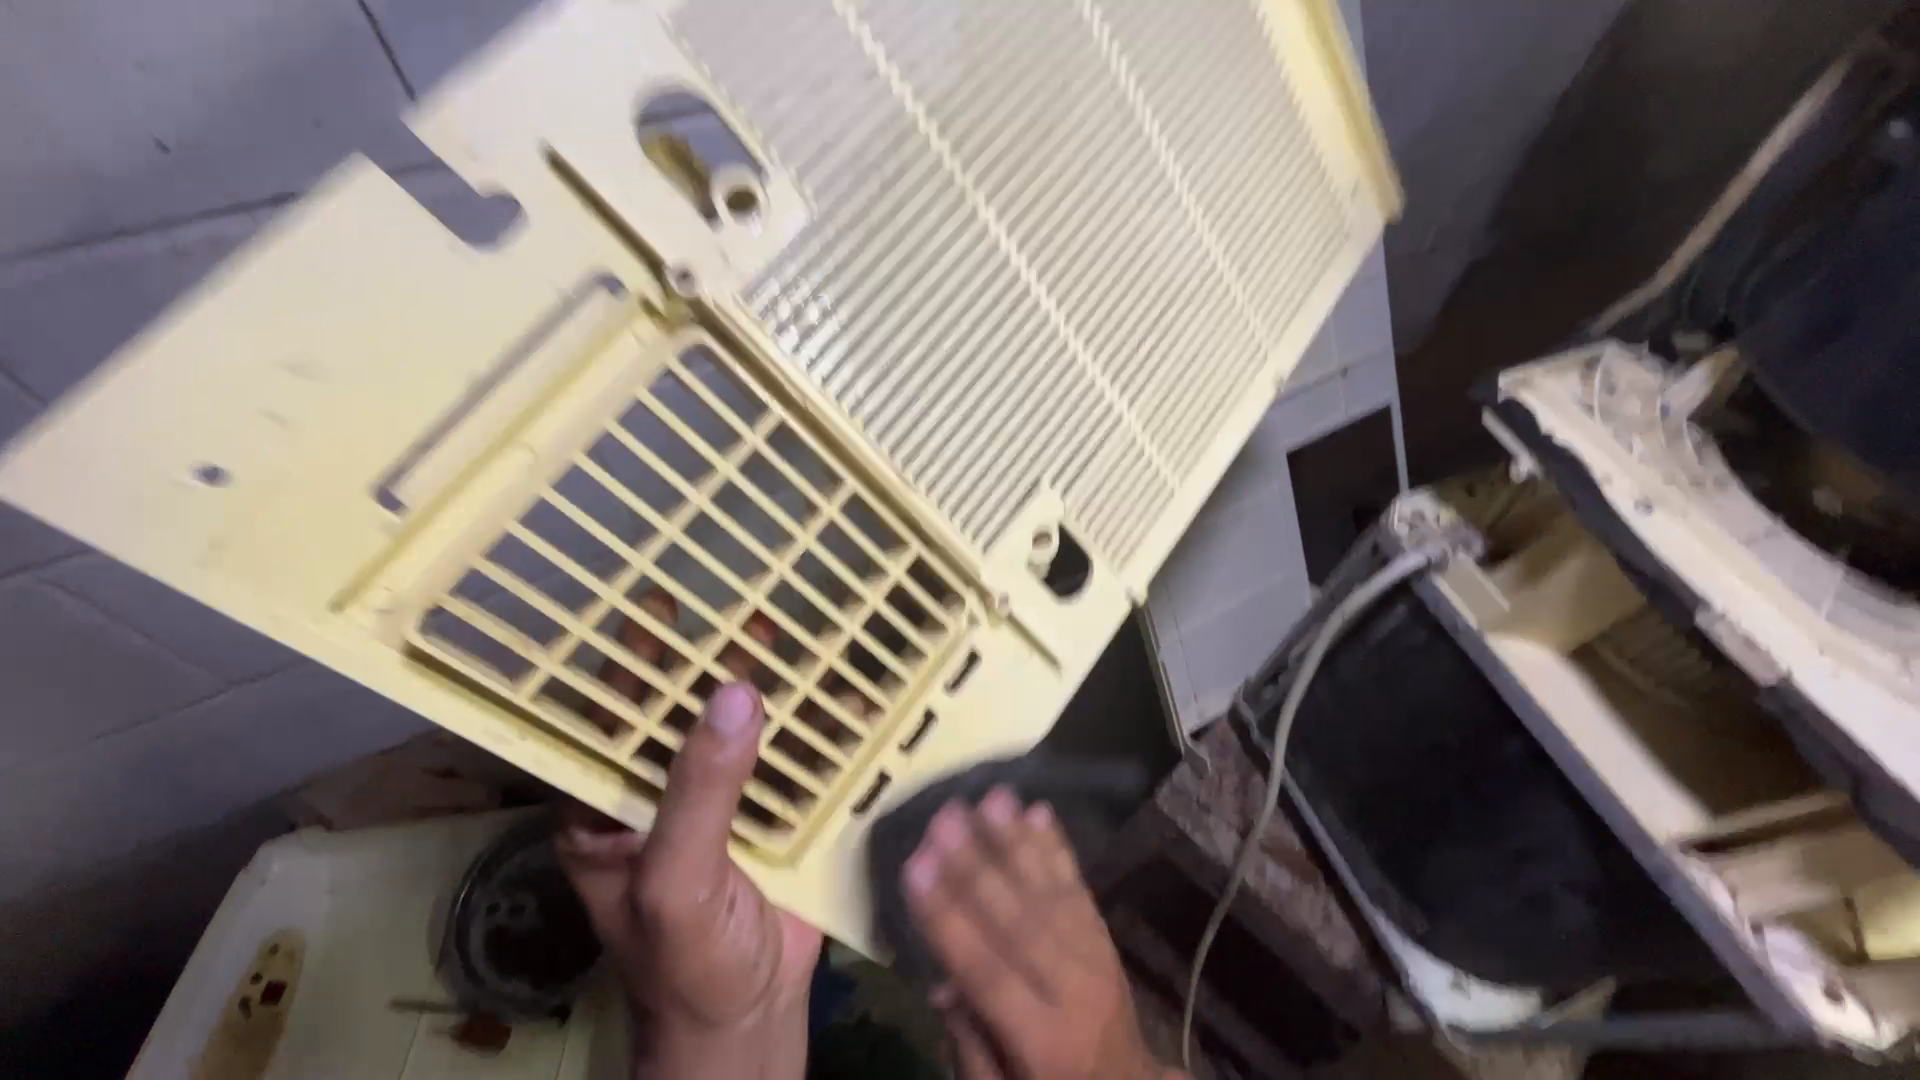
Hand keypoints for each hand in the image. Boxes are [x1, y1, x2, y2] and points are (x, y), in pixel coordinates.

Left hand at [555, 596, 822, 1079]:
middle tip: (742, 613)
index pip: (610, 724)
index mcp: (610, 812)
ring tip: (789, 638)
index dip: (627, 666)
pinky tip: (841, 696)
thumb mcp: (676, 879)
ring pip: (742, 734)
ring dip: (768, 689)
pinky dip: (816, 731)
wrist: (752, 1022)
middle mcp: (663, 799)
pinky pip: (792, 764)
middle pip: (685, 717)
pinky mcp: (773, 821)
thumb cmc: (687, 964)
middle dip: (710, 665)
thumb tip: (736, 692)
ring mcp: (722, 807)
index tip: (653, 610)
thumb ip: (701, 790)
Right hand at [905, 787, 1181, 1079]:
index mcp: (1044, 1041)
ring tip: (992, 798)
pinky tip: (1040, 813)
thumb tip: (942, 979)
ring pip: (1051, 894)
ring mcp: (1096, 958)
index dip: (949, 917)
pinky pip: (1079, 888)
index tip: (914, 866)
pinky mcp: (1105, 938)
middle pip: (1020, 922)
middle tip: (946, 817)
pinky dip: (1058, 849)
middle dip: (978, 865)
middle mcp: (1074, 991)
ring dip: (1018, 842)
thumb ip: (970, 1039)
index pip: (987, 970)